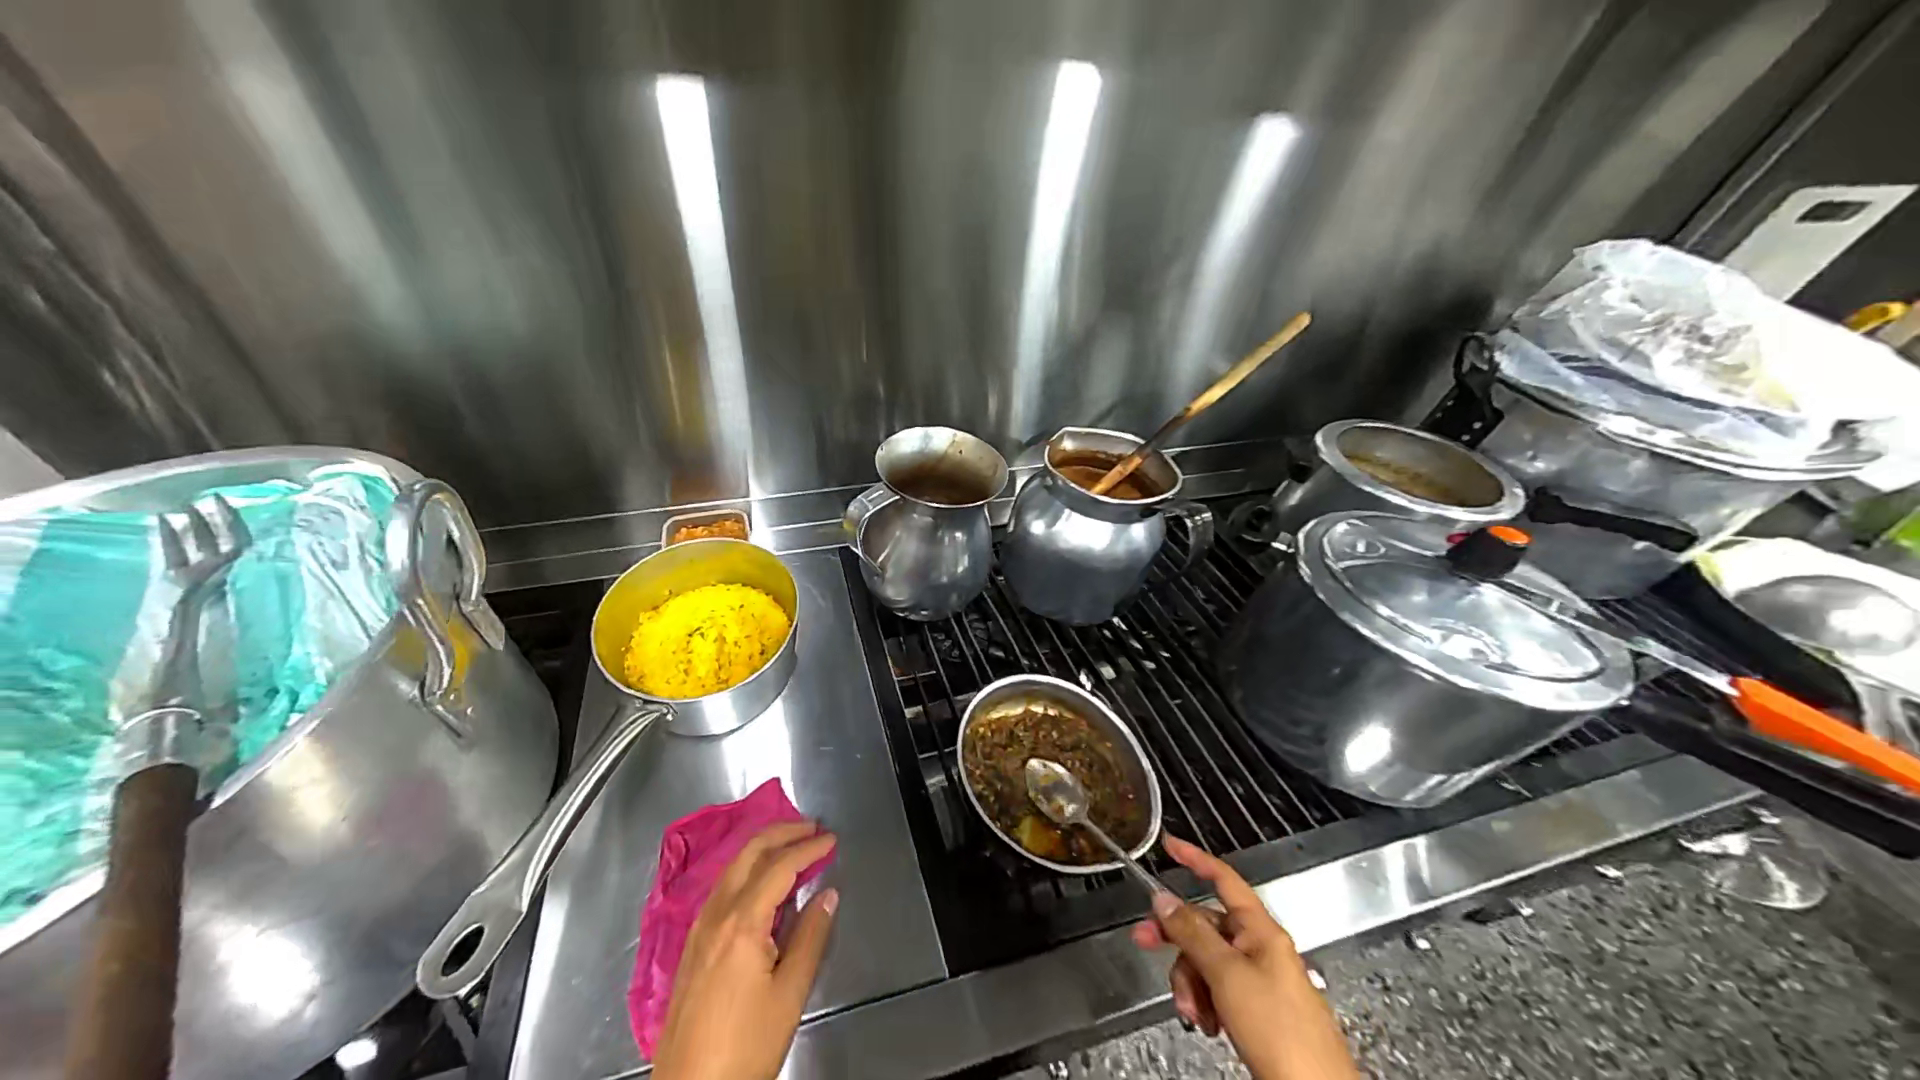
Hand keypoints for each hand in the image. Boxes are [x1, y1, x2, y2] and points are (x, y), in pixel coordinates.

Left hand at [651, 822, 838, 1079]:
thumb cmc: (746, 1045)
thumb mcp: (790, 993)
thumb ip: (811, 936)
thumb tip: (827, 894)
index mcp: (741, 923)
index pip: (779, 867)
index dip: (808, 848)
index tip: (831, 838)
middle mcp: (715, 916)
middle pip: (748, 855)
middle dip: (781, 833)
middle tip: (811, 827)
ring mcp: (698, 930)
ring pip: (731, 870)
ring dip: (763, 849)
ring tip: (791, 847)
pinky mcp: (692, 947)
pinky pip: (722, 890)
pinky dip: (747, 871)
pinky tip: (762, 884)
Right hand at [1131, 835, 1358, 1079]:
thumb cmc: (1280, 1032)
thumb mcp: (1226, 975)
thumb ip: (1192, 934)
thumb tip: (1163, 900)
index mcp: (1260, 931)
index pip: (1224, 879)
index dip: (1195, 858)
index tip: (1170, 846)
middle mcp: (1260, 949)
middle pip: (1206, 926)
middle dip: (1177, 941)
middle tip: (1145, 941)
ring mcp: (1259, 980)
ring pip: (1207, 961)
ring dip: (1190, 982)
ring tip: (1194, 1011)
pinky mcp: (1256, 1010)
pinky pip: (1217, 989)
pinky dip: (1205, 1002)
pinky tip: (1208, 1023)